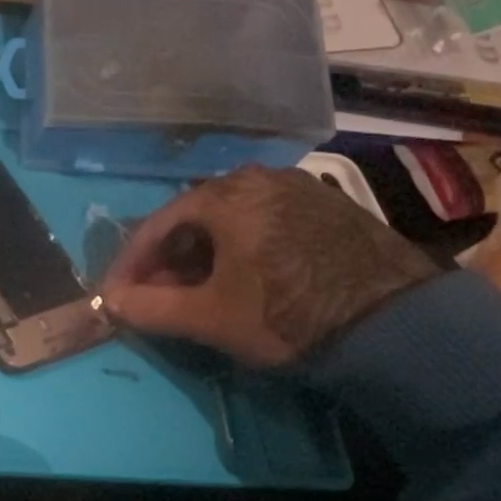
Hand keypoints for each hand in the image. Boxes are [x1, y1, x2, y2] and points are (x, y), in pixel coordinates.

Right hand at [100, 165, 440, 365]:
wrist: (390, 322)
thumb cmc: (283, 313)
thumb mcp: (205, 317)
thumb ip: (148, 308)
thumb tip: (109, 302)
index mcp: (226, 195)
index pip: (156, 224)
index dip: (129, 264)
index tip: (115, 296)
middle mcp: (261, 178)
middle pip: (193, 217)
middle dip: (165, 259)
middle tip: (152, 296)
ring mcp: (300, 188)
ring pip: (228, 220)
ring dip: (200, 255)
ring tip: (191, 293)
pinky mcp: (328, 208)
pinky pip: (262, 223)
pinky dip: (236, 249)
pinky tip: (235, 281)